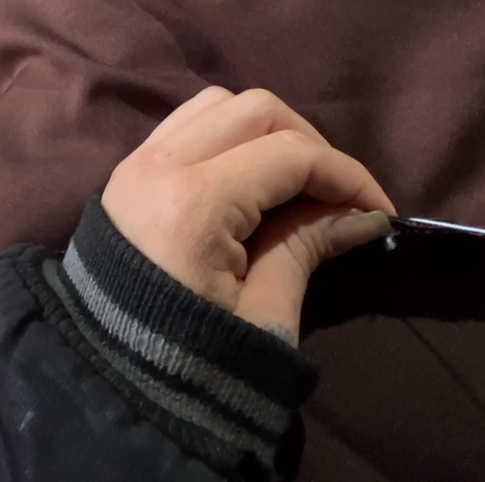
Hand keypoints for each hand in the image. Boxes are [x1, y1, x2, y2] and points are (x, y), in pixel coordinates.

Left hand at [100, 87, 395, 343]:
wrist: (104, 382)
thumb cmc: (189, 363)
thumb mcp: (263, 316)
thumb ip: (308, 247)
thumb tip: (364, 215)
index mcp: (193, 202)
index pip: (289, 154)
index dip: (345, 175)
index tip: (379, 210)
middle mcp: (161, 162)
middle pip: (255, 109)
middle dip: (309, 143)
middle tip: (337, 195)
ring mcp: (137, 159)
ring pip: (218, 103)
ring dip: (265, 130)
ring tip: (294, 181)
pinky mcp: (128, 167)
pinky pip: (188, 121)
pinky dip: (228, 132)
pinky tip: (248, 174)